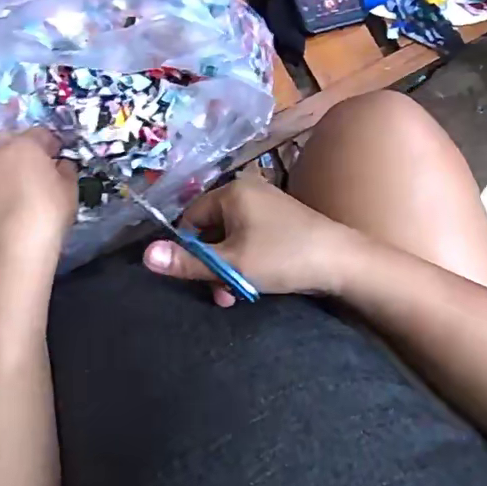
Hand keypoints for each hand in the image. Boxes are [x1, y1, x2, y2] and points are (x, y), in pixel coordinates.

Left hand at [0, 128, 77, 263]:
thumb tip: (59, 165)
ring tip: (17, 190)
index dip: (51, 144)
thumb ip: (65, 169)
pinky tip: (3, 208)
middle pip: (7, 141)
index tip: (57, 157)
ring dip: (2, 169)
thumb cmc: (49, 212)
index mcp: (23, 145)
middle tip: (34, 169)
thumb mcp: (70, 188)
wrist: (13, 248)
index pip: (39, 133)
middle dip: (20, 149)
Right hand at [141, 176, 366, 305]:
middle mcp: (249, 190)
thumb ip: (188, 262)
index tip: (198, 277)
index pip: (190, 218)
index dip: (189, 250)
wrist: (340, 260)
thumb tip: (146, 255)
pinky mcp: (283, 220)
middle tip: (221, 294)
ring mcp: (268, 204)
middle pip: (211, 229)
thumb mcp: (231, 264)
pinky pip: (251, 238)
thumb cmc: (282, 256)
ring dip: (229, 268)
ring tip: (236, 295)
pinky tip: (255, 283)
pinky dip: (248, 261)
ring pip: (232, 238)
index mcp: (233, 192)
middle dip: (212, 264)